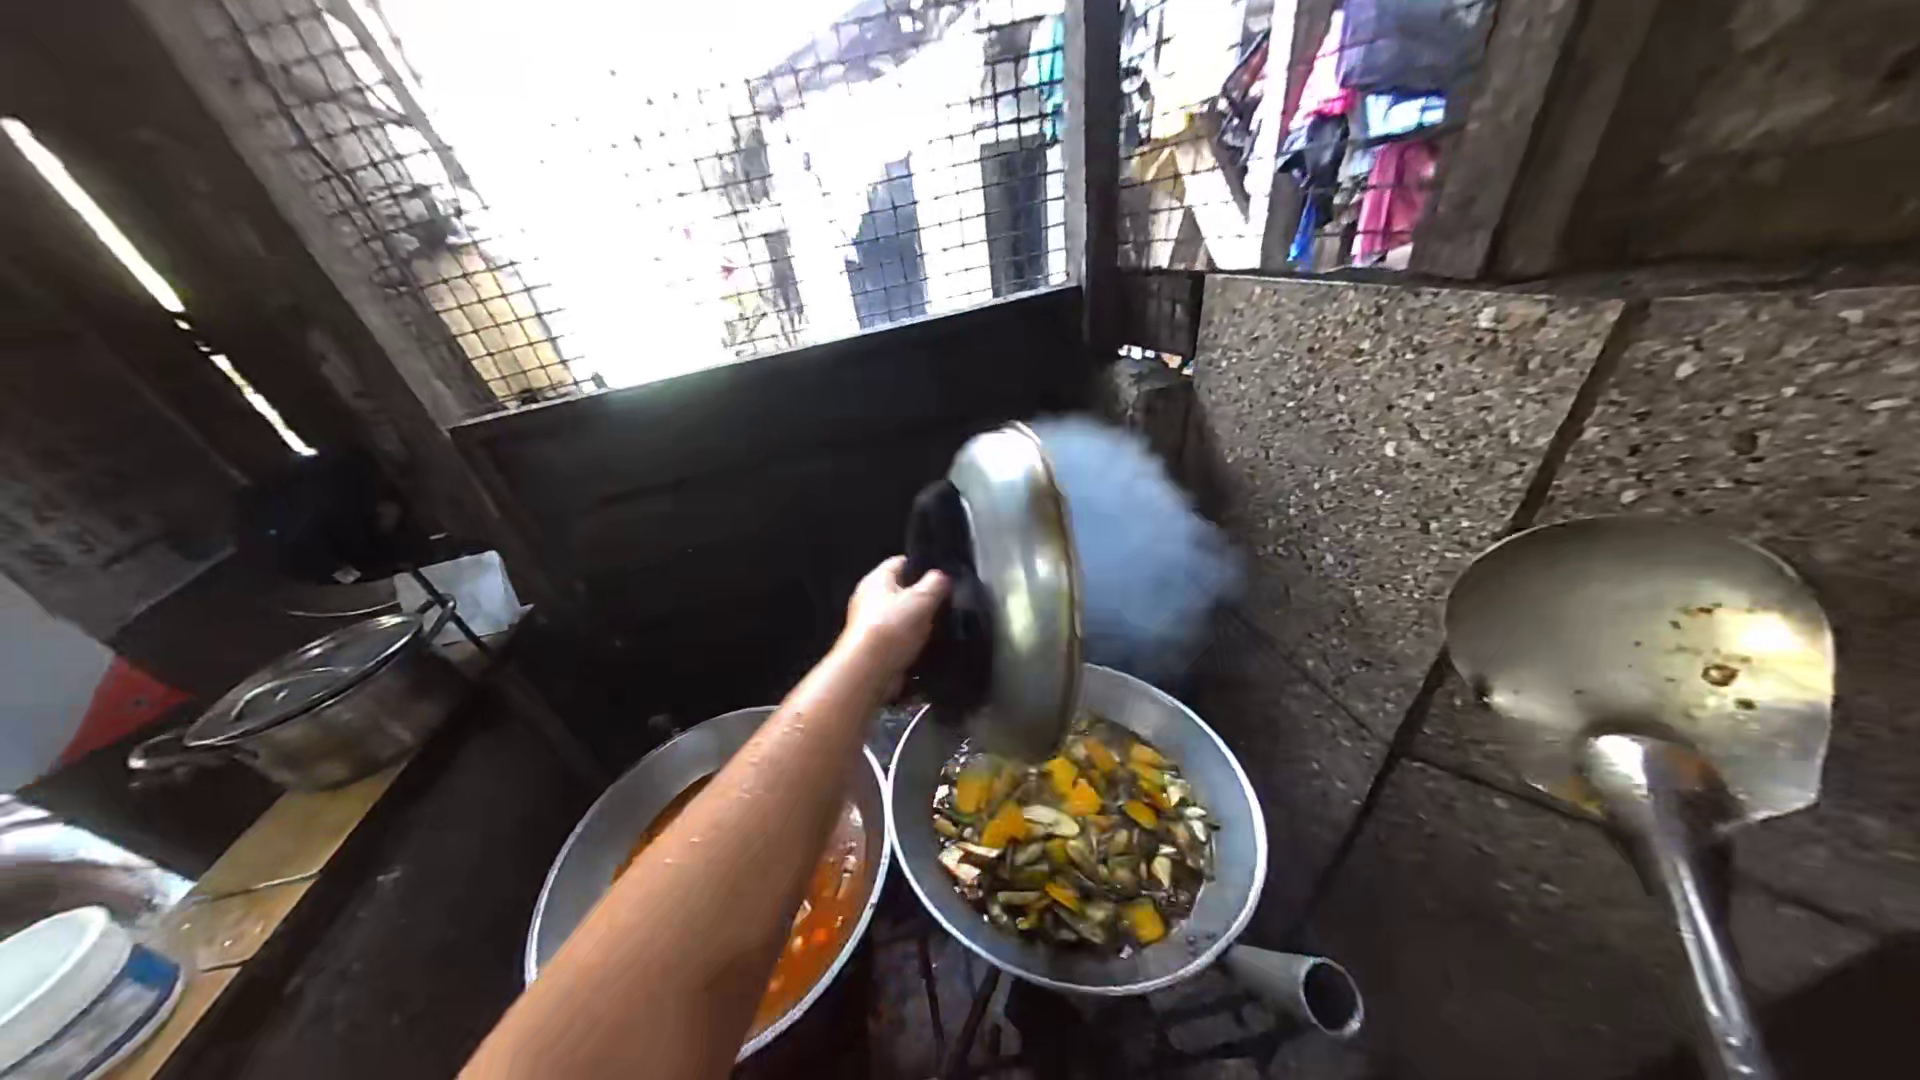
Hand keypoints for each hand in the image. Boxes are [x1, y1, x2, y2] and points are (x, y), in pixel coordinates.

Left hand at [840, 556, 948, 677]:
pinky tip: (928, 647)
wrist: (869, 672)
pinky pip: (899, 639)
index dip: (923, 566)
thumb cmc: (892, 627)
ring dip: (919, 623)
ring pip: (902, 617)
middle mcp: (869, 598)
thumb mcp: (922, 598)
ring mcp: (871, 625)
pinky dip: (912, 643)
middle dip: (923, 597)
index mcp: (876, 579)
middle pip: (902, 591)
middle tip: (945, 604)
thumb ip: (936, 583)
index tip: (943, 576)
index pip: (901, 562)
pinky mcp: (875, 648)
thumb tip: (942, 577)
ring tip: (941, 627)